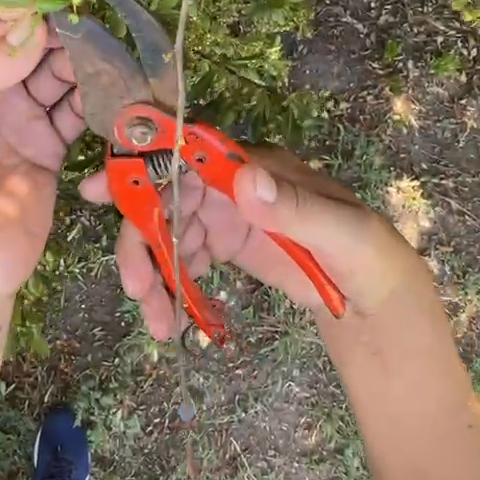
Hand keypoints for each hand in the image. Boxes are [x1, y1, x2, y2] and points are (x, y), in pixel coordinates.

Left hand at [0, 11, 82, 307]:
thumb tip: (30, 28)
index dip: (17, 14)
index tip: (52, 4)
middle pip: (26, 52)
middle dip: (56, 37)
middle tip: (90, 28)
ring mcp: (20, 125)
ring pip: (54, 79)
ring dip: (77, 65)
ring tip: (105, 55)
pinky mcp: (49, 152)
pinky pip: (73, 115)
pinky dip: (92, 100)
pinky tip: (110, 89)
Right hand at [80, 146, 427, 339]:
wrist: (380, 309)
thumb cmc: (375, 263)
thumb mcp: (346, 235)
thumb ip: (295, 208)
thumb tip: (243, 178)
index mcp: (258, 168)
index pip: (188, 156)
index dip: (141, 168)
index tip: (98, 191)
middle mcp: (234, 185)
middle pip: (166, 198)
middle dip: (140, 241)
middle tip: (136, 288)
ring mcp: (227, 216)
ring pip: (167, 231)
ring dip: (152, 273)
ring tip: (157, 322)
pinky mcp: (226, 245)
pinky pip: (182, 257)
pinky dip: (170, 284)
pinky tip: (173, 316)